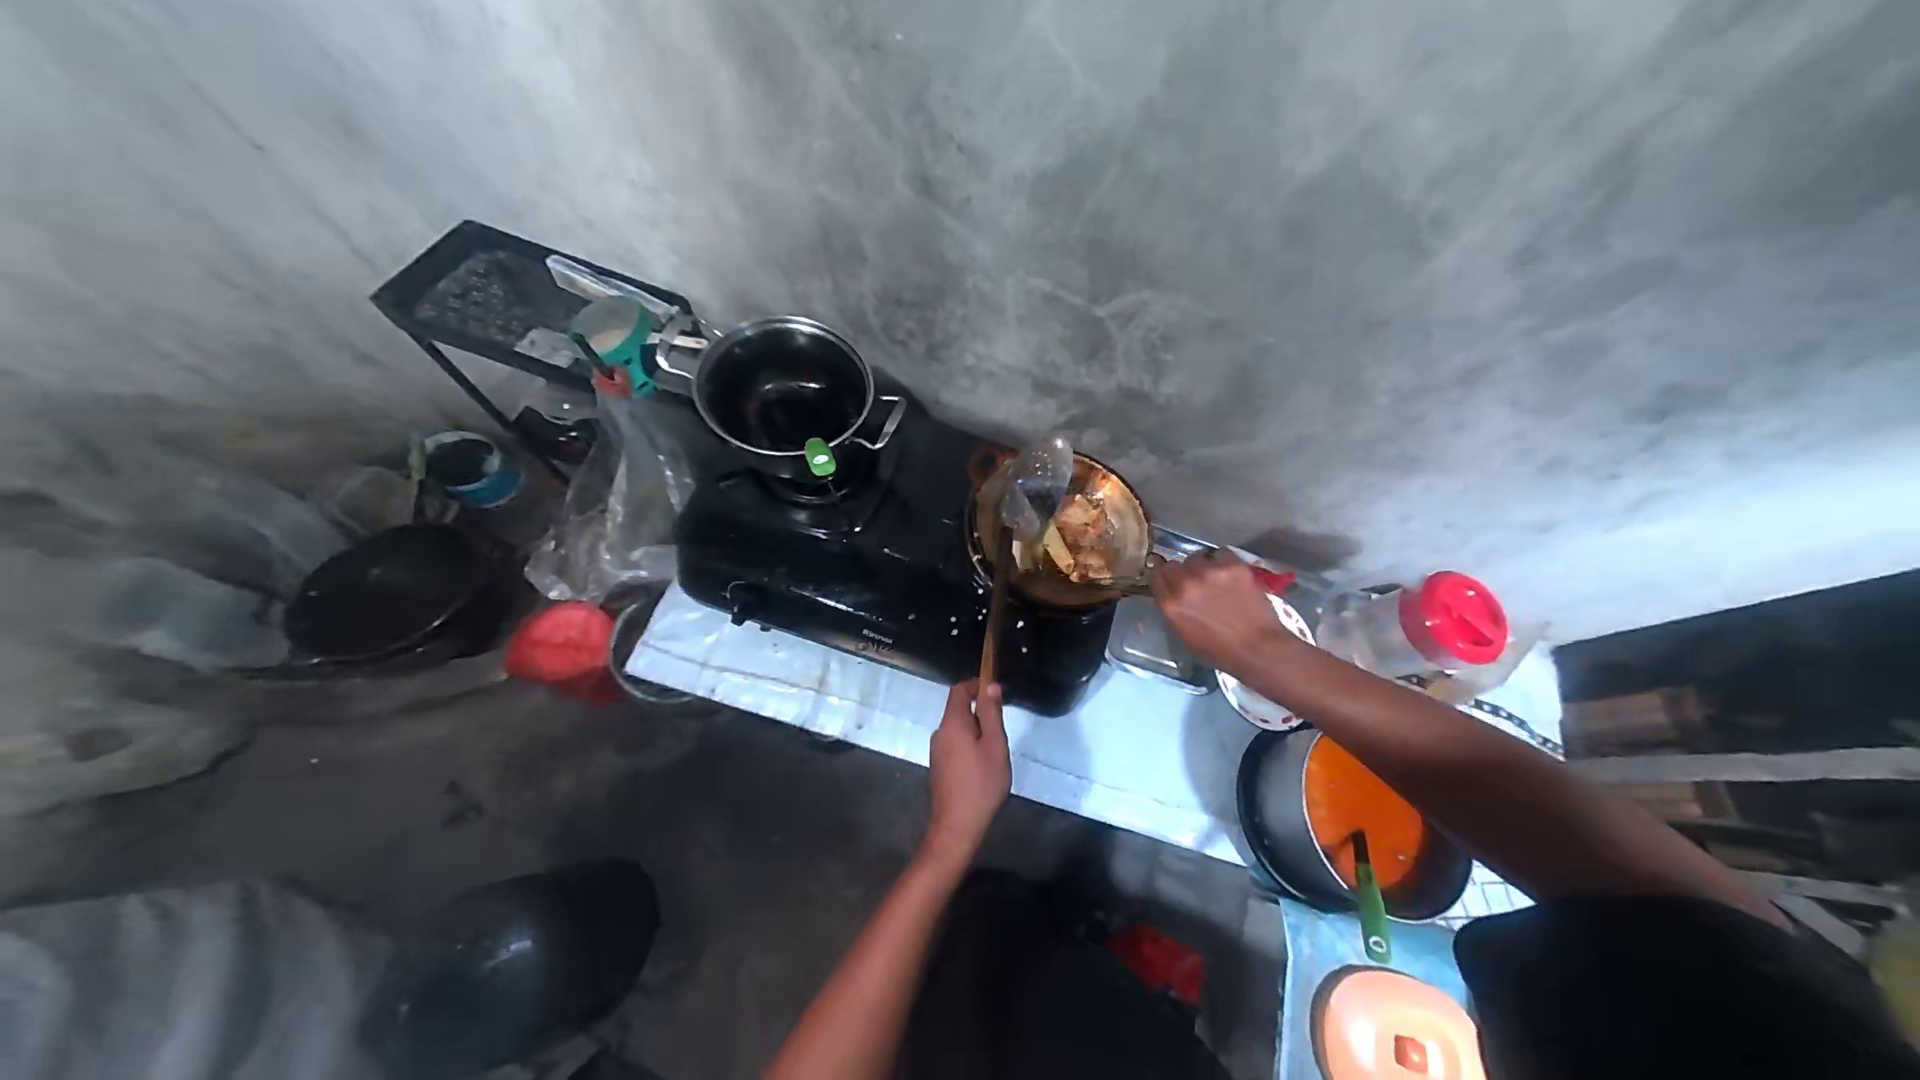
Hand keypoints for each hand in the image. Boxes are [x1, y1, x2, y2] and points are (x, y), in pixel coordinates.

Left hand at [924, 680, 1009, 866]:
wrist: (957, 825)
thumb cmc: (981, 783)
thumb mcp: (994, 745)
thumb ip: (992, 714)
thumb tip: (990, 686)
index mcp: (951, 723)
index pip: (959, 690)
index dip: (977, 685)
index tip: (997, 693)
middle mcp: (940, 732)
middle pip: (958, 709)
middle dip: (981, 711)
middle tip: (1002, 729)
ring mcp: (937, 750)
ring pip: (959, 728)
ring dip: (977, 730)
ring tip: (996, 750)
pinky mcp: (939, 765)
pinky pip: (955, 743)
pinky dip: (970, 744)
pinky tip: (984, 765)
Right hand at [1150, 551, 1290, 672]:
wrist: (1258, 647)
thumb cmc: (1218, 649)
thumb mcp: (1183, 634)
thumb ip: (1172, 608)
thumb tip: (1171, 593)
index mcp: (1170, 603)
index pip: (1156, 575)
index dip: (1165, 578)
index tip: (1172, 581)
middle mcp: (1185, 583)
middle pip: (1174, 564)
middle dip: (1181, 572)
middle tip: (1194, 581)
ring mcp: (1209, 572)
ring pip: (1197, 557)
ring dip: (1202, 566)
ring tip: (1215, 578)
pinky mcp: (1233, 566)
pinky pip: (1221, 554)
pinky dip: (1224, 562)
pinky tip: (1231, 575)